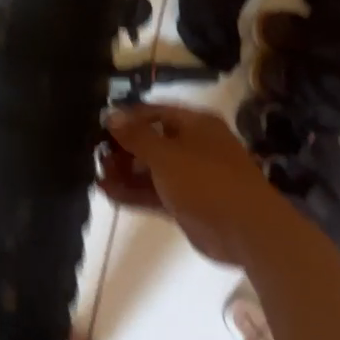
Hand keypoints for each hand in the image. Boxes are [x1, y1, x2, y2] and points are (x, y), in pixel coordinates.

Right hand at [98, 104, 291, 266]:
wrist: (244, 228)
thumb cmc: (206, 180)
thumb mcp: (167, 155)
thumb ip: (137, 136)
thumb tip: (112, 115)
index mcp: (196, 124)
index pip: (157, 111)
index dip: (130, 117)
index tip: (100, 125)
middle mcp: (194, 145)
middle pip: (153, 140)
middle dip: (125, 147)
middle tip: (95, 155)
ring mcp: (191, 176)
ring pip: (153, 169)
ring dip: (126, 172)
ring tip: (96, 174)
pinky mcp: (186, 202)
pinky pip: (155, 192)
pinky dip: (134, 192)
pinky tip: (107, 192)